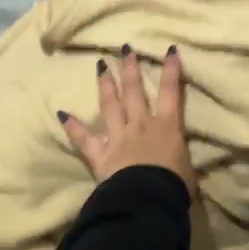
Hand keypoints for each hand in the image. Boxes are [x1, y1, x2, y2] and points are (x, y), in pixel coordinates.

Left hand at [59, 45, 196, 199]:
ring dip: (106, 84)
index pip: (171, 91)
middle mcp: (141, 124)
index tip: (170, 49)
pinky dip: (73, 127)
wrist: (146, 201)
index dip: (171, 69)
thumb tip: (179, 158)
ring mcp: (119, 137)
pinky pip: (84, 139)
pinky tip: (62, 113)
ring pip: (111, 105)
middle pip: (135, 91)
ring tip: (100, 65)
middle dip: (130, 68)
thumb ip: (180, 156)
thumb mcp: (186, 168)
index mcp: (167, 126)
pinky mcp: (101, 155)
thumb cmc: (173, 186)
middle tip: (125, 48)